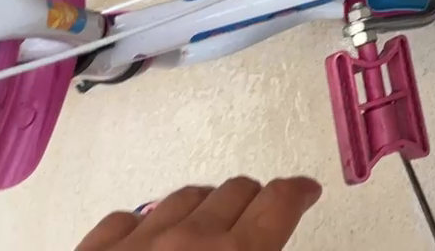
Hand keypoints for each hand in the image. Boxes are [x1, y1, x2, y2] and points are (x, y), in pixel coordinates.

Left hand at [76, 177, 322, 250]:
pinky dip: (145, 228)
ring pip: (186, 196)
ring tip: (203, 238)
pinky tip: (145, 249)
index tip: (306, 195)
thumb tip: (262, 249)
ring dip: (204, 211)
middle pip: (237, 189)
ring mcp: (133, 243)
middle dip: (253, 205)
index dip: (299, 193)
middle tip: (255, 228)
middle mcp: (188, 240)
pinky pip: (127, 217)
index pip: (280, 201)